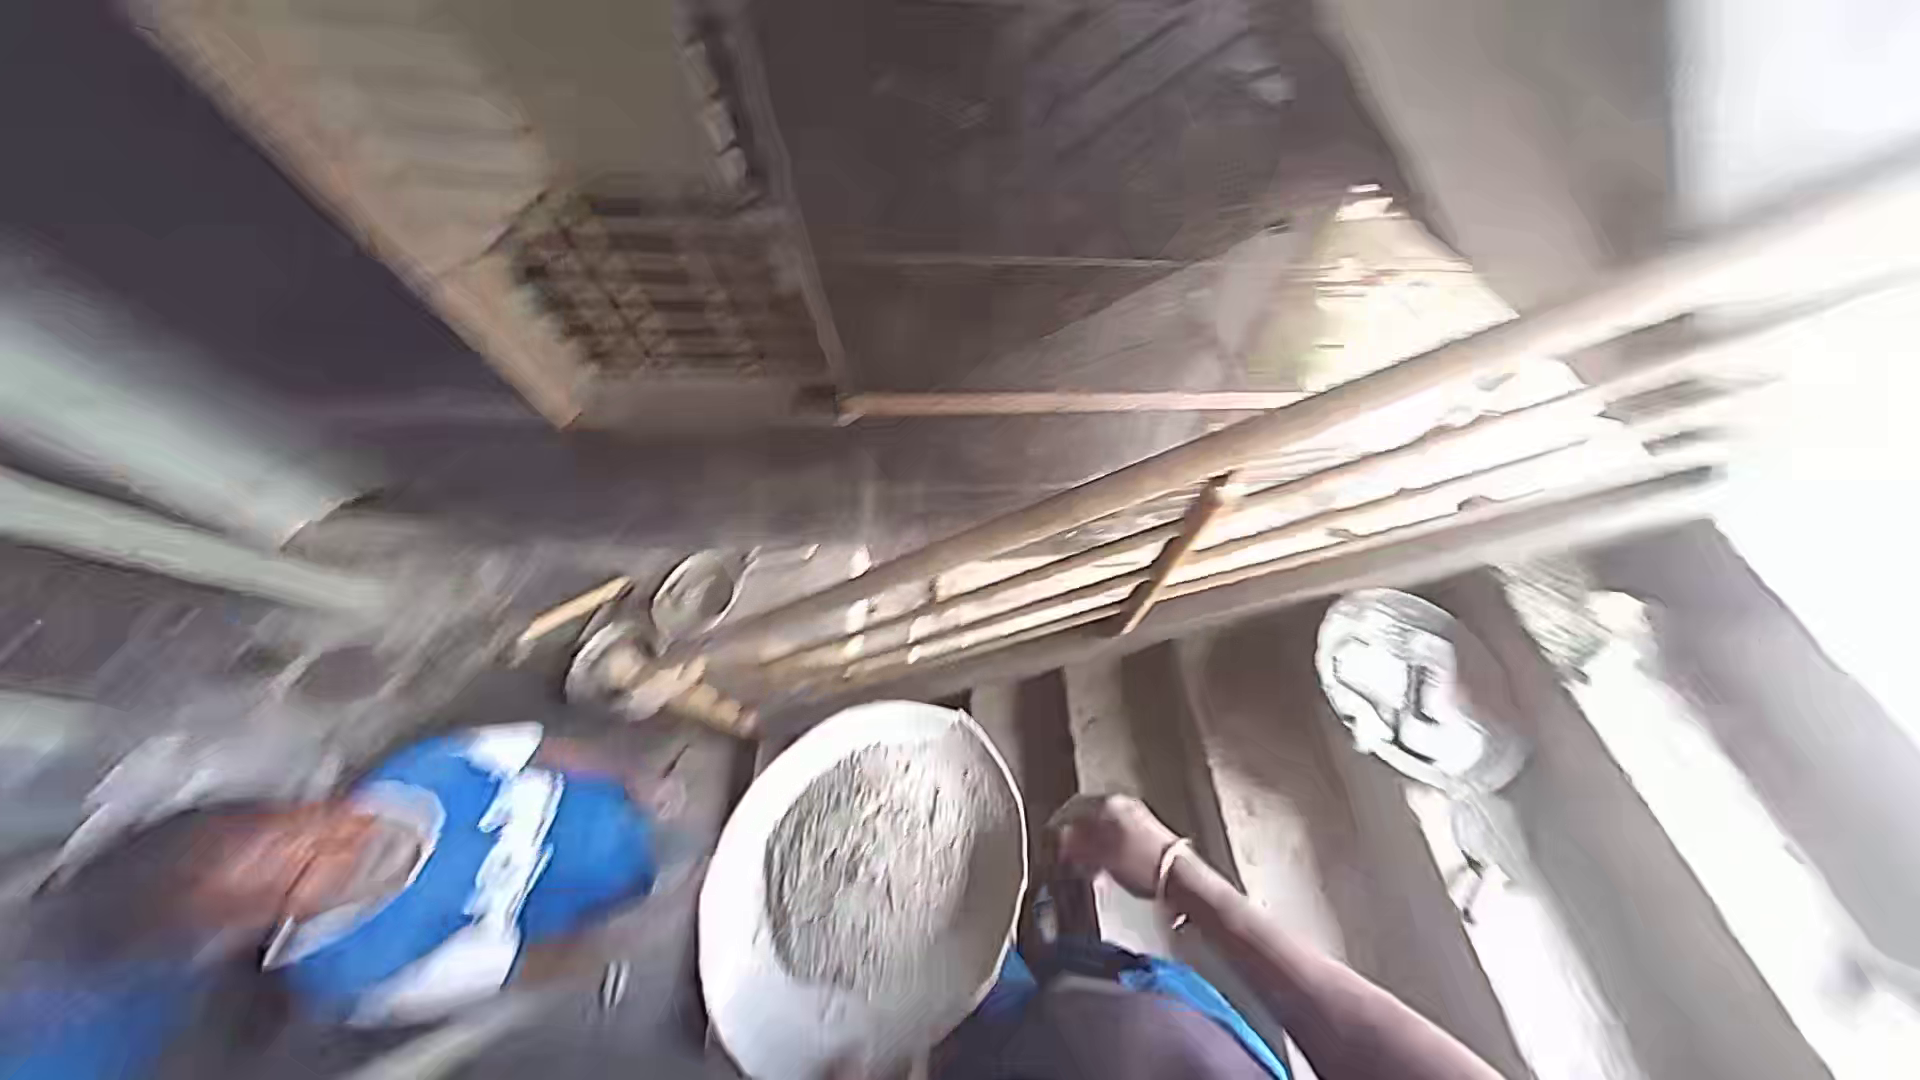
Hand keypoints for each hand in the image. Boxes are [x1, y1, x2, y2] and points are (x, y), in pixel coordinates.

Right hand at [1048, 793, 1180, 898]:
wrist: (1180, 877)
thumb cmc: (1142, 864)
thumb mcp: (1100, 856)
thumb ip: (1075, 844)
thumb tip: (1058, 839)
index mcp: (1108, 803)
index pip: (1072, 808)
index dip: (1058, 825)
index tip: (1049, 840)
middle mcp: (1120, 803)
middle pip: (1086, 814)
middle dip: (1072, 834)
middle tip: (1062, 853)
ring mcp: (1134, 815)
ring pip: (1100, 824)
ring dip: (1087, 842)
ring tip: (1081, 863)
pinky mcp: (1145, 830)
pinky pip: (1113, 832)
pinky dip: (1102, 846)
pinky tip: (1102, 864)